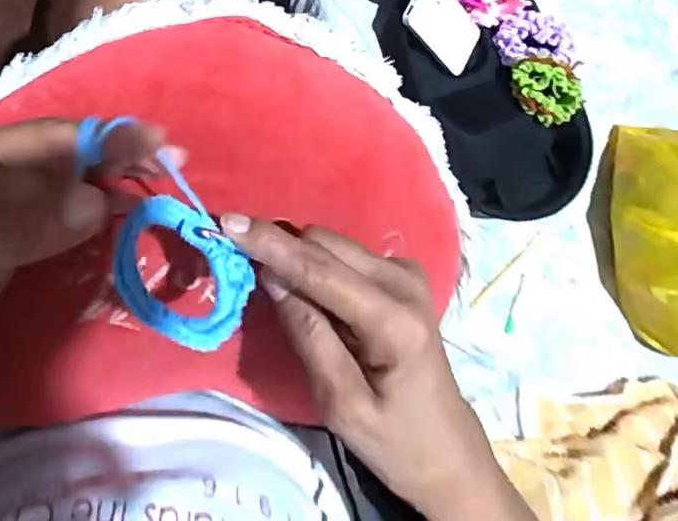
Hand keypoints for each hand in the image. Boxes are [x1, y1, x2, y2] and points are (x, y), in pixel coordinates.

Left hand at [0, 118, 173, 393]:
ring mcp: (9, 205)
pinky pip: (66, 217)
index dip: (101, 137)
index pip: (48, 138)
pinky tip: (127, 212)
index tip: (154, 140)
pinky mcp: (20, 237)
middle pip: (66, 156)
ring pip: (71, 184)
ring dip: (114, 182)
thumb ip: (22, 222)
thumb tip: (95, 200)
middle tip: (172, 159)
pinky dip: (98, 213)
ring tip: (162, 182)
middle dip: (116, 154)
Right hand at [220, 215, 533, 520]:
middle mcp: (403, 281)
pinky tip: (308, 291)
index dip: (270, 243)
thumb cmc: (394, 442)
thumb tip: (271, 275)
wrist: (450, 454)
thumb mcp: (340, 403)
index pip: (318, 269)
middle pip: (322, 244)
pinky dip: (314, 262)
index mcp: (394, 321)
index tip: (227, 223)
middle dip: (278, 247)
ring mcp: (406, 272)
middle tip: (236, 257)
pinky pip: (342, 252)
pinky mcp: (402, 273)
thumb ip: (307, 333)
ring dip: (295, 254)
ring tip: (272, 282)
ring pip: (330, 242)